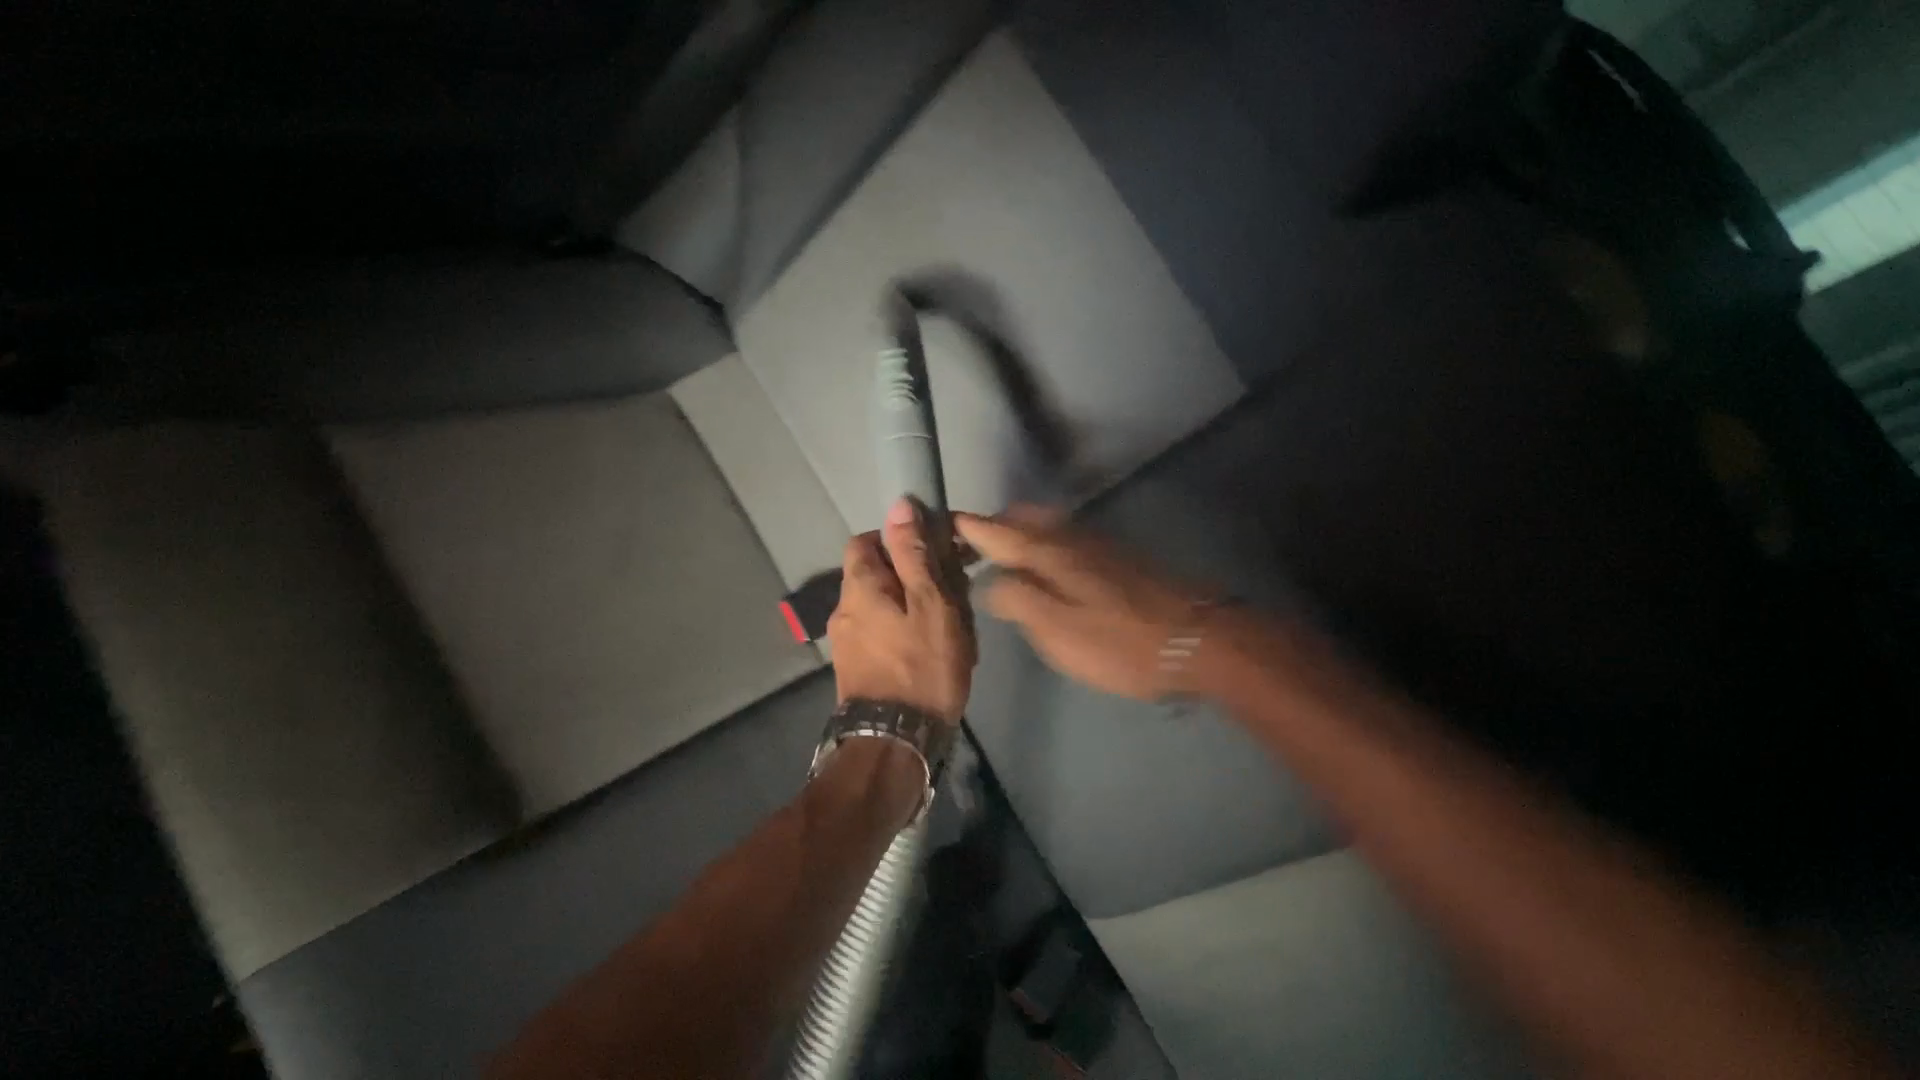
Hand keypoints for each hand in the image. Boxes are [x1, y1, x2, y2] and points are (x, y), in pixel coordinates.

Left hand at [828, 498, 975, 722]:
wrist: (896, 742)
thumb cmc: (921, 666)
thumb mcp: (930, 603)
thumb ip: (914, 554)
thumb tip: (899, 504)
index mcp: (859, 586)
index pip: (866, 540)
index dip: (898, 539)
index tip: (933, 554)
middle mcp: (843, 609)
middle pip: (877, 575)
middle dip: (914, 579)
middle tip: (953, 597)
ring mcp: (846, 643)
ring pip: (883, 608)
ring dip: (914, 610)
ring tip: (951, 630)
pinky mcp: (856, 670)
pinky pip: (882, 636)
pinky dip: (905, 635)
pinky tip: (933, 655)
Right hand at [954, 507, 1204, 700]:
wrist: (1196, 641)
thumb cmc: (1119, 642)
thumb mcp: (1056, 630)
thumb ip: (1016, 600)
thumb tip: (988, 581)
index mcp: (1049, 552)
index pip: (995, 530)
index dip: (966, 527)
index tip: (938, 523)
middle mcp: (1071, 538)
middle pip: (1022, 519)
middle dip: (993, 526)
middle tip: (968, 547)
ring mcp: (1099, 546)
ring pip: (1047, 526)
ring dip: (1019, 533)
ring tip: (1000, 558)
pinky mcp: (1119, 560)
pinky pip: (1067, 540)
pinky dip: (1044, 545)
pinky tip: (1046, 570)